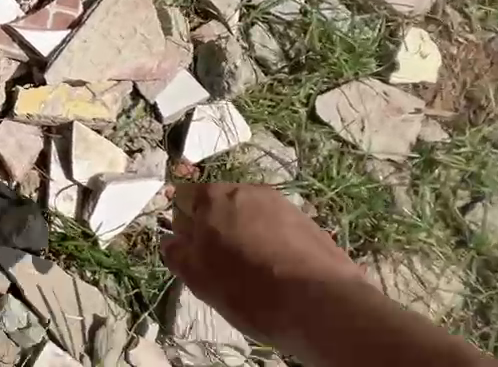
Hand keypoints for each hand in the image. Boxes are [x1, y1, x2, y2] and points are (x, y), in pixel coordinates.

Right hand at [161, 182, 367, 347]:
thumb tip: (171, 242)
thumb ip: (176, 254)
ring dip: (247, 235)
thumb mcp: (200, 279)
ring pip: (251, 216)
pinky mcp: (310, 223)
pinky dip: (274, 244)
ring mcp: (281, 204)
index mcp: (212, 196)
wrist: (327, 308)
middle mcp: (245, 189)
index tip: (194, 252)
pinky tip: (282, 273)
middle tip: (223, 264)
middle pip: (219, 204)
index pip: (183, 198)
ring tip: (256, 272)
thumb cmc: (252, 290)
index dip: (184, 225)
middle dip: (216, 228)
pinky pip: (279, 228)